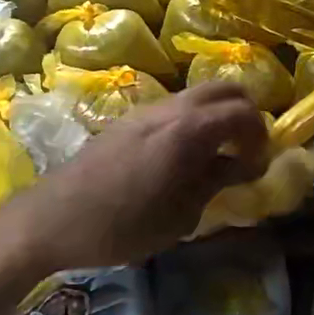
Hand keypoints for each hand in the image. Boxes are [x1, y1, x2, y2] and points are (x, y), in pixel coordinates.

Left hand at [7, 83, 266, 268]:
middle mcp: (171, 108)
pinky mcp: (129, 118)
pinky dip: (195, 120)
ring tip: (217, 157)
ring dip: (218, 115)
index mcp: (188, 130)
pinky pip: (176, 106)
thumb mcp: (180, 216)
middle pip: (225, 89)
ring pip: (199, 94)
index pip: (244, 112)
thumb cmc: (121, 225)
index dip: (261, 137)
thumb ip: (215, 182)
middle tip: (245, 152)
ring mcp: (147, 109)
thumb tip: (241, 166)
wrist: (52, 218)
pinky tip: (184, 157)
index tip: (258, 166)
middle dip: (245, 114)